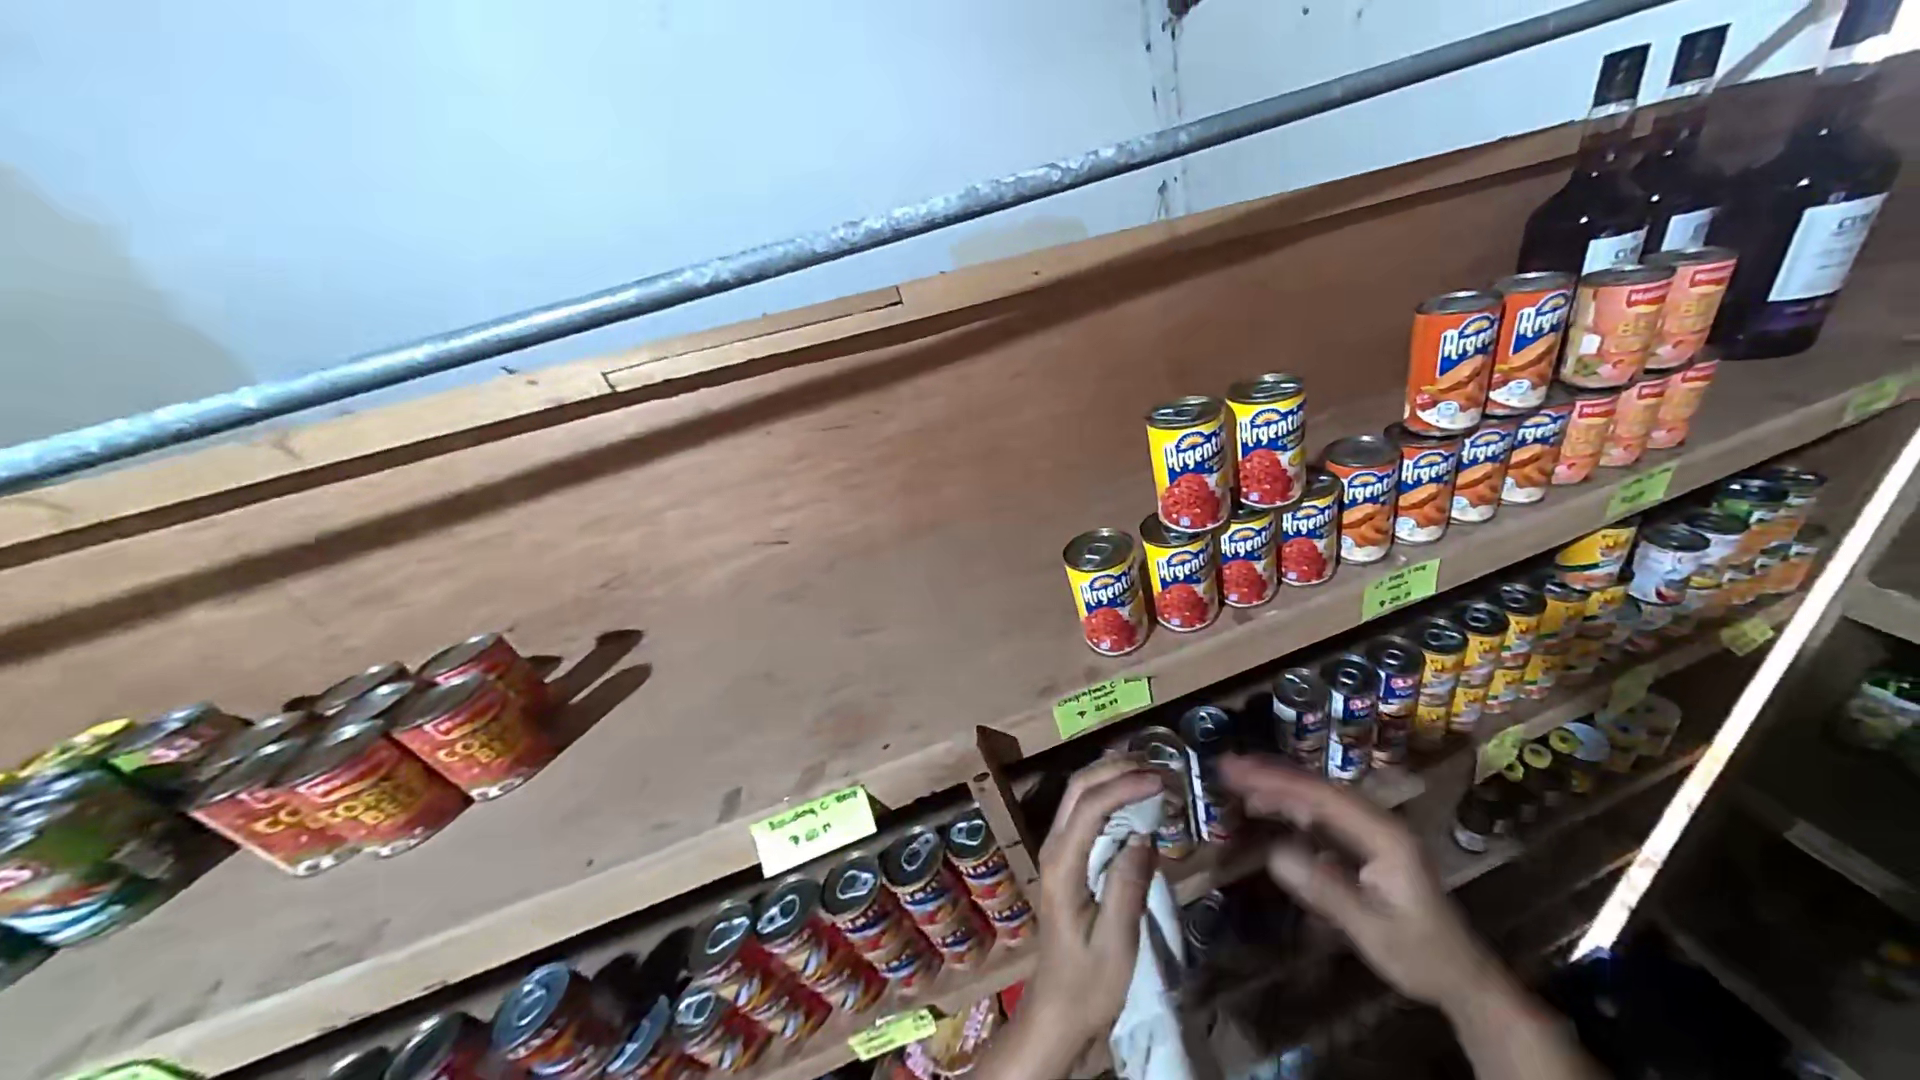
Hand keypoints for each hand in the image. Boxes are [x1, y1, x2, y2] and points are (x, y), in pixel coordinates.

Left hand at [1002, 758, 1162, 1065]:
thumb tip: (1144, 835)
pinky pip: (1087, 812)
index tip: (1164, 780)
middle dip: (1119, 768)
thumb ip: (1127, 885)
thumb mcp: (1116, 942)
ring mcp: (1058, 849)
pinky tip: (1138, 799)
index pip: (1091, 805)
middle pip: (1080, 787)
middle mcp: (1054, 846)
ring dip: (1114, 777)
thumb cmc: (1088, 983)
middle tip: (1162, 768)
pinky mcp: (1068, 858)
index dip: (1126, 785)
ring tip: (1155, 775)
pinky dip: (1112, 795)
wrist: (1057, 1010)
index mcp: (1062, 863)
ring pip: (1081, 794)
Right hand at [1218, 754, 1503, 1006]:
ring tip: (1237, 779)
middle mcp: (1377, 823)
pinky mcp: (1363, 844)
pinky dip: (1290, 805)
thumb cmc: (1420, 954)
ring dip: (1278, 786)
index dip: (1277, 781)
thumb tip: (1273, 853)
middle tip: (1227, 766)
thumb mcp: (1371, 928)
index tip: (1239, 771)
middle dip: (1271, 774)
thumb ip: (1325, 889)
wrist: (1462, 977)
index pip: (1322, 797)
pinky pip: (1320, 814)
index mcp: (1383, 836)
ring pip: (1317, 797)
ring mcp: (1371, 832)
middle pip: (1317, 788)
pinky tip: (1267, 806)